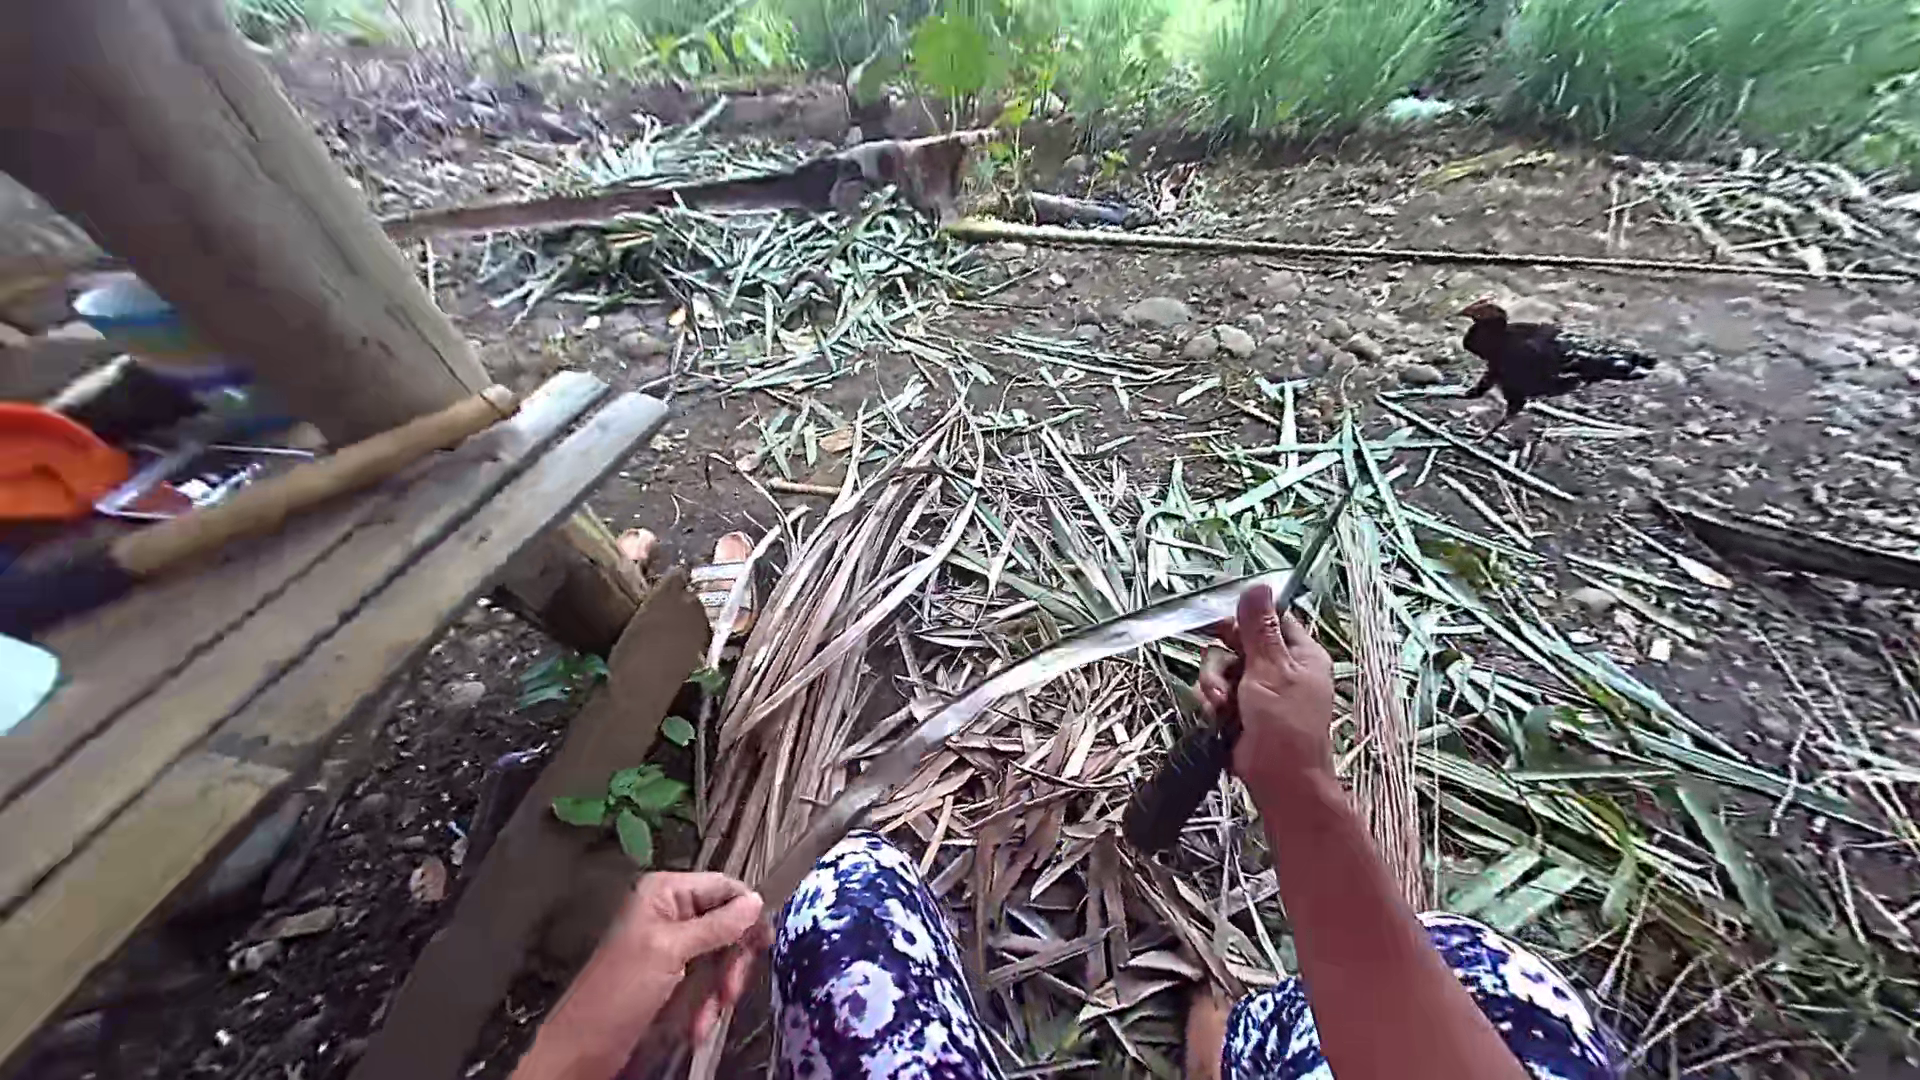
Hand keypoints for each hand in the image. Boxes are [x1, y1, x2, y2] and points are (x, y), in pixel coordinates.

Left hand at [515, 872, 772, 1079]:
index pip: (723, 887)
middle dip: (731, 960)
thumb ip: (717, 925)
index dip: (746, 910)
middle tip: (732, 991)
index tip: (764, 941)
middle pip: (725, 922)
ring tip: (709, 1017)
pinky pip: (705, 979)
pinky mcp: (670, 976)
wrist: (575, 1059)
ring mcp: (671, 945)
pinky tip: (698, 1026)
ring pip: (719, 954)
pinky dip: (706, 1003)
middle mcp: (671, 911)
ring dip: (719, 988)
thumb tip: (757, 901)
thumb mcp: (670, 952)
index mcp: (666, 892)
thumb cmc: (618, 994)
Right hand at [1198, 584, 1336, 807]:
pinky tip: (1218, 713)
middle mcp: (1279, 667)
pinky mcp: (1239, 706)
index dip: (1244, 617)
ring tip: (1221, 702)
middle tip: (1221, 672)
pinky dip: (1212, 700)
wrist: (1279, 779)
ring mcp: (1258, 688)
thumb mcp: (1270, 669)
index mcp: (1300, 654)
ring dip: (1214, 682)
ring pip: (1220, 666)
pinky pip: (1215, 688)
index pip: (1269, 619)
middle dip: (1222, 659)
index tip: (1217, 618)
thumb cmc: (1285, 725)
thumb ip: (1258, 628)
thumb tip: (1257, 586)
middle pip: (1236, 641)